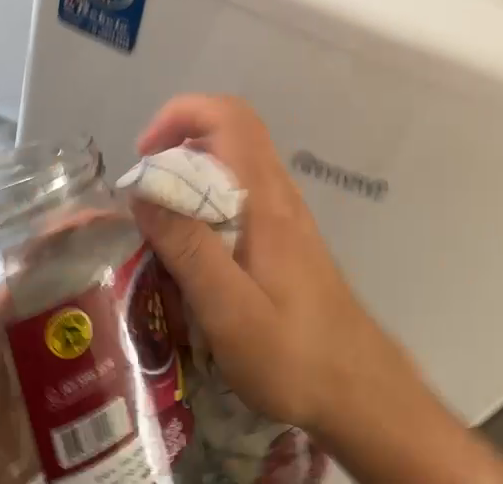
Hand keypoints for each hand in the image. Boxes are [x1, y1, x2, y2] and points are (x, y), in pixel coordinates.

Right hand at [127, 95, 423, 436]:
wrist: (358, 388)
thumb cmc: (294, 355)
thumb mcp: (230, 311)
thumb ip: (188, 249)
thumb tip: (145, 192)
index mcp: (265, 199)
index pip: (229, 117)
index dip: (181, 115)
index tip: (144, 155)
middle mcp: (279, 194)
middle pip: (230, 131)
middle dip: (178, 144)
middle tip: (144, 196)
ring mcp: (286, 215)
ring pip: (234, 164)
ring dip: (191, 176)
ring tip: (158, 228)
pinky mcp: (286, 239)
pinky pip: (240, 196)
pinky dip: (207, 204)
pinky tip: (193, 256)